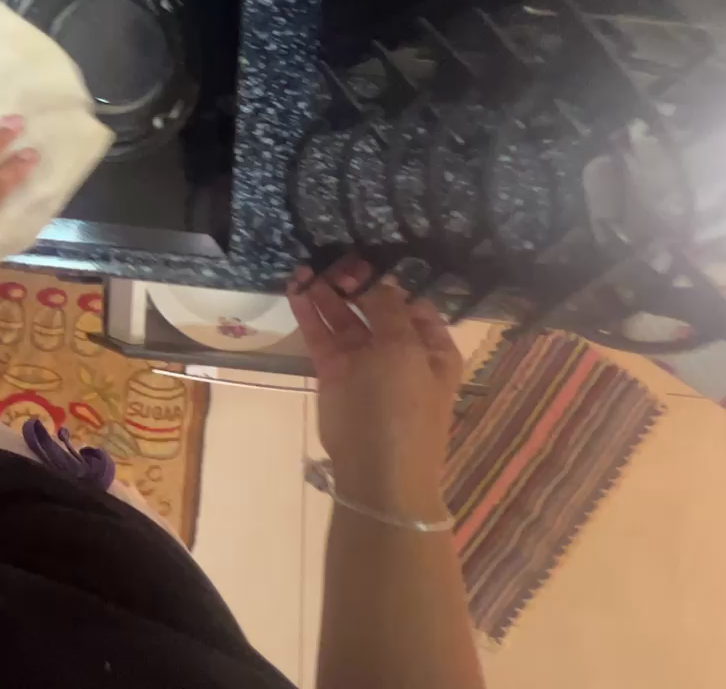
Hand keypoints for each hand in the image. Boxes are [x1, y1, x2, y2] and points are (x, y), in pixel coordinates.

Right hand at [287, 257, 461, 520]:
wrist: (377, 465)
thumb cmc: (402, 406)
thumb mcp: (404, 352)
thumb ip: (389, 311)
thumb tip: (381, 280)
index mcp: (430, 347)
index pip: (411, 303)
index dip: (389, 281)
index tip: (364, 261)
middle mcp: (397, 349)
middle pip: (373, 306)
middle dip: (353, 283)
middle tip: (331, 263)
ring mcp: (362, 360)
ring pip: (342, 317)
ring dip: (326, 294)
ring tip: (306, 269)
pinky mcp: (333, 369)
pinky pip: (320, 334)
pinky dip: (308, 312)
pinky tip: (295, 290)